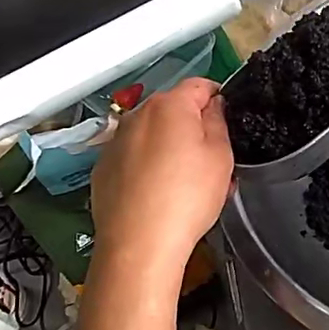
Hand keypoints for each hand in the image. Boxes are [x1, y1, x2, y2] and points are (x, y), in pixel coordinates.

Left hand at [89, 77, 232, 271]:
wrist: (139, 244)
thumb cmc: (183, 202)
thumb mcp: (221, 158)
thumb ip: (219, 122)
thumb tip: (213, 107)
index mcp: (170, 106)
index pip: (200, 85)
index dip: (217, 100)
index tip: (224, 119)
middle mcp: (137, 116)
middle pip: (171, 110)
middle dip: (190, 128)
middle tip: (208, 162)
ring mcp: (116, 142)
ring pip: (149, 135)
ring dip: (166, 149)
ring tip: (183, 185)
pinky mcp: (104, 168)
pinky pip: (131, 158)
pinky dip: (144, 168)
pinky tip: (157, 195)